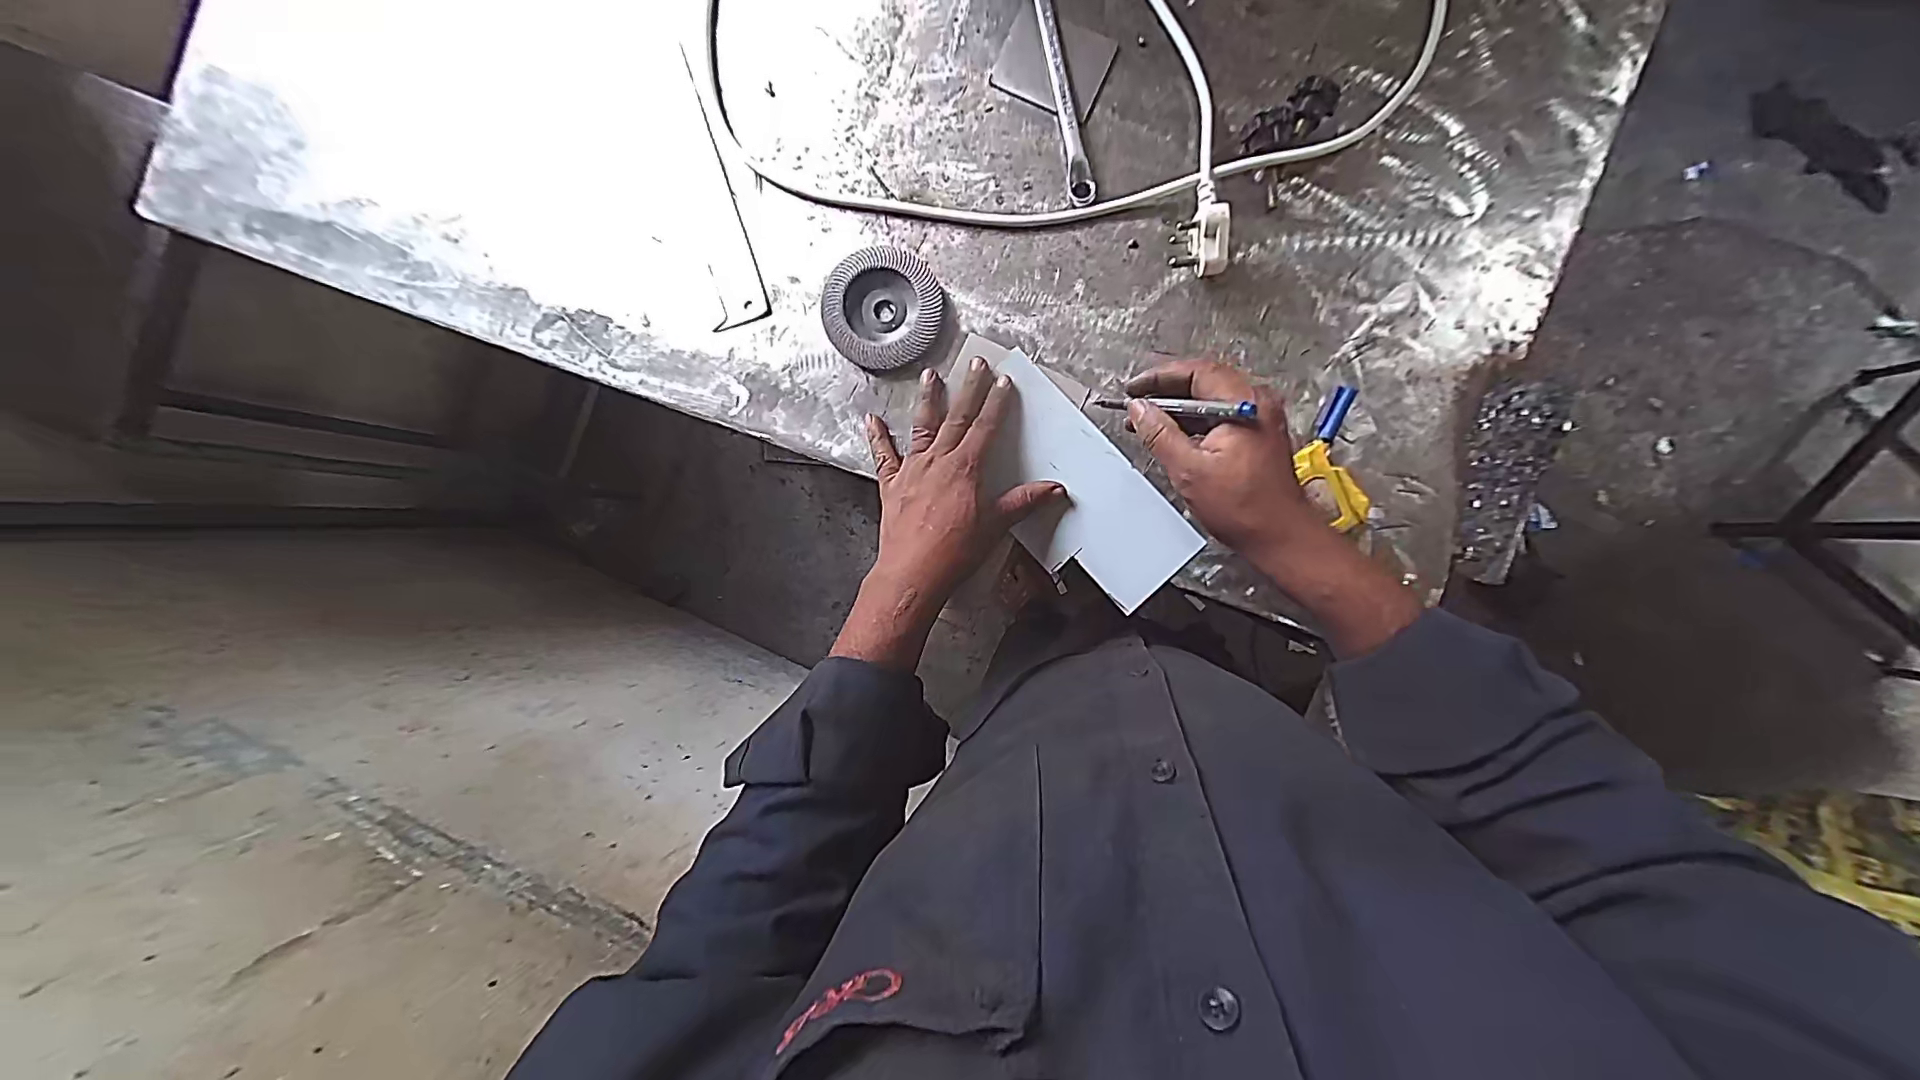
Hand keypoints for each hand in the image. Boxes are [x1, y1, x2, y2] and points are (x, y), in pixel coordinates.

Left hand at [832, 357, 1066, 671]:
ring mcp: (912, 471)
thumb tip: (1052, 491)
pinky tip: (872, 420)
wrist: (913, 573)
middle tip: (975, 365)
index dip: (997, 403)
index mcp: (965, 469)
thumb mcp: (995, 526)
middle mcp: (937, 463)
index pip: (985, 427)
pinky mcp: (892, 486)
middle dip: (969, 389)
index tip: (1003, 383)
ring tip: (931, 376)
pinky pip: (884, 456)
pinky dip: (878, 437)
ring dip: (928, 401)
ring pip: (922, 428)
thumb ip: (1022, 503)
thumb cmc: (952, 553)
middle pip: (957, 418)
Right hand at [1126, 359, 1419, 655]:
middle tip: (1138, 401)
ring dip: (1178, 408)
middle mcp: (1257, 405)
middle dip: (1166, 391)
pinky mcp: (1256, 436)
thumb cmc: (1247, 508)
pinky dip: (1193, 422)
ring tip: (1149, 421)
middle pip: (1205, 381)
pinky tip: (1173, 436)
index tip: (1136, 387)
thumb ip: (1160, 433)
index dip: (1160, 377)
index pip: (1197, 372)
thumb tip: (1140, 410)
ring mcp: (1259, 420)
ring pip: (1210, 399)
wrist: (1279, 534)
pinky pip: (1219, 416)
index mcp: (1244, 405)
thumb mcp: (1189, 469)